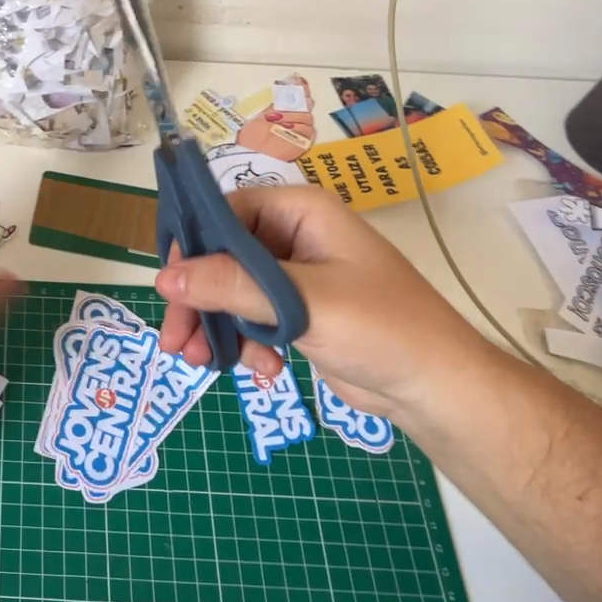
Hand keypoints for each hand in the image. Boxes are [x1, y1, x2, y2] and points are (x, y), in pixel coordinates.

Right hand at [156, 185, 495, 419]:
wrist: (436, 389)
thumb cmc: (381, 329)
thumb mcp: (302, 303)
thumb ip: (232, 286)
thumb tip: (165, 278)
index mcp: (301, 213)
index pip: (226, 212)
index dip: (193, 245)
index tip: (169, 286)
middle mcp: (294, 238)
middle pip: (221, 257)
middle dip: (198, 300)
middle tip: (174, 340)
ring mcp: (295, 278)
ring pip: (230, 292)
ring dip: (216, 327)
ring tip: (205, 363)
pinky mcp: (297, 314)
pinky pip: (250, 319)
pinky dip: (246, 344)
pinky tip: (261, 371)